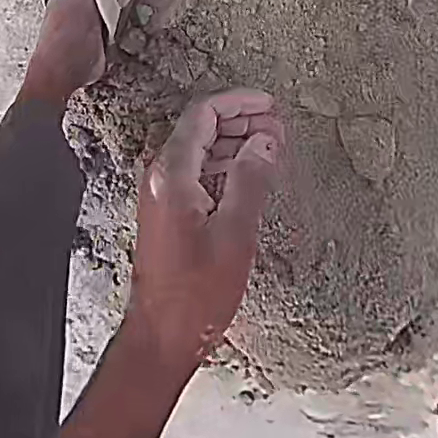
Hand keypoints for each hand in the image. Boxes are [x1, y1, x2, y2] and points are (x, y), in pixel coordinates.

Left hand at [126, 89, 284, 368]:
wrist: (161, 335)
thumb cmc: (196, 292)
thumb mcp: (235, 233)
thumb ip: (251, 179)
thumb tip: (266, 140)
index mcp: (172, 173)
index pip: (204, 114)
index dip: (239, 102)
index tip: (269, 105)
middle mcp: (160, 174)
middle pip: (202, 127)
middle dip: (241, 119)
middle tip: (276, 124)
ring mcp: (162, 191)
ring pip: (201, 148)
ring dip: (235, 141)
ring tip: (271, 144)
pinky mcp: (168, 208)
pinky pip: (198, 170)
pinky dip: (225, 163)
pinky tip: (250, 172)